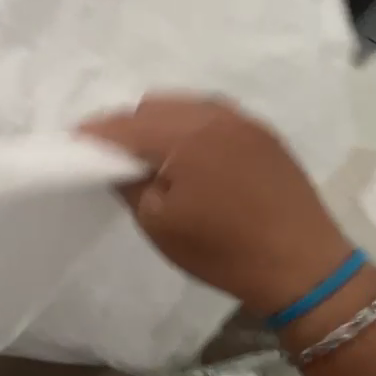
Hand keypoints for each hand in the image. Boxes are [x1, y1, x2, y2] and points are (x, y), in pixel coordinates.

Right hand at [80, 95, 354, 314]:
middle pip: (151, 106)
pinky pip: (211, 115)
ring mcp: (243, 121)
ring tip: (148, 154)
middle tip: (110, 156)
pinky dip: (188, 127)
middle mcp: (213, 116)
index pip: (122, 125)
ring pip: (183, 106)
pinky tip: (187, 154)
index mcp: (184, 136)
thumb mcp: (157, 223)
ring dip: (157, 123)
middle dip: (125, 126)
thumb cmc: (221, 250)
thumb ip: (128, 183)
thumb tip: (115, 163)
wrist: (303, 269)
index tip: (72, 146)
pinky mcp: (263, 134)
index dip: (92, 135)